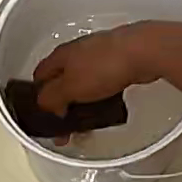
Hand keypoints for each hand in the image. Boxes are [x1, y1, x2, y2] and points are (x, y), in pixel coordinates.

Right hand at [33, 21, 181, 113]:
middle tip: (66, 129)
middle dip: (61, 106)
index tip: (44, 118)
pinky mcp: (117, 61)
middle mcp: (78, 52)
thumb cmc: (104, 66)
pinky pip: (101, 82)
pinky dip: (99, 97)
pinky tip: (105, 110)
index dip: (38, 98)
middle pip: (61, 80)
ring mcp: (99, 55)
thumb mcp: (69, 87)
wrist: (143, 52)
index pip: (39, 76)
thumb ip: (51, 97)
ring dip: (81, 104)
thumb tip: (44, 104)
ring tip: (86, 125)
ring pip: (82, 83)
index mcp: (61, 55)